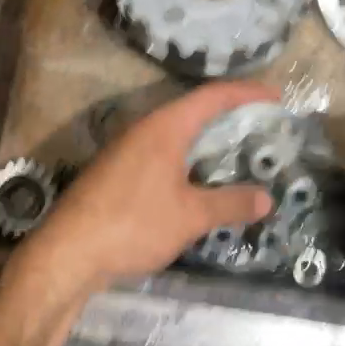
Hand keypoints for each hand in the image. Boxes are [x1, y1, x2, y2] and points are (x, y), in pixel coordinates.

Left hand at [18, 82, 276, 294]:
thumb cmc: (133, 223)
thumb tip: (266, 198)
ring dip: (207, 139)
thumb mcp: (190, 216)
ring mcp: (128, 149)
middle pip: (194, 110)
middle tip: (263, 126)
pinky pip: (163, 152)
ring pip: (177, 133)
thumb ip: (229, 203)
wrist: (68, 252)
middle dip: (230, 115)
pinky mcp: (118, 171)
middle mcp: (145, 128)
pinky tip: (199, 181)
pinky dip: (188, 157)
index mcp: (164, 126)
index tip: (276, 96)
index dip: (246, 93)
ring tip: (238, 152)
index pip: (212, 96)